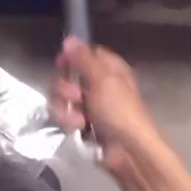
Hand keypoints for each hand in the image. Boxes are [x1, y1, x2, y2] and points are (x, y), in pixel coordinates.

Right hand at [52, 38, 173, 181]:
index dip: (71, 58)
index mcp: (109, 69)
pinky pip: (66, 115)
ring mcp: (91, 105)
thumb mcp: (103, 79)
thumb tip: (69, 39)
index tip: (61, 63)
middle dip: (65, 88)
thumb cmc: (120, 111)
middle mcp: (99, 84)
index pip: (85, 54)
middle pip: (68, 76)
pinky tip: (78, 129)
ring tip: (78, 121)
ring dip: (66, 109)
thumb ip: (83, 59)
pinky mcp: (83, 123)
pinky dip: (69, 122)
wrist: (128, 151)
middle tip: (75, 98)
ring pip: (63, 98)